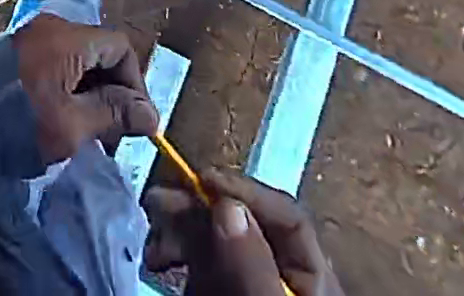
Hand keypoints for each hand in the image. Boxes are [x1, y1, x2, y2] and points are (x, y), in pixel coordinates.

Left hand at [12, 15, 158, 162]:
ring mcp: (31, 38)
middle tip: (114, 130)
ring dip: (92, 90)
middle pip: (99, 49)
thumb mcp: (71, 126)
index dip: (134, 83)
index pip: (120, 46)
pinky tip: (66, 119)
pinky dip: (70, 87)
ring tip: (91, 131)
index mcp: (68, 38)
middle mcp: (51, 27)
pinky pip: (57, 63)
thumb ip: (112, 114)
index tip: (135, 120)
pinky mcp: (15, 53)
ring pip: (78, 58)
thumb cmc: (15, 123)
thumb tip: (150, 116)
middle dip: (113, 88)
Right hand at [143, 168, 342, 295]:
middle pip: (243, 221)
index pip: (287, 216)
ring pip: (213, 237)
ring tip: (151, 232)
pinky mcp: (217, 289)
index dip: (247, 191)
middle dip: (199, 207)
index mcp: (312, 275)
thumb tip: (226, 203)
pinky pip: (196, 260)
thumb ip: (252, 265)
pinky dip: (174, 250)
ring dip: (179, 226)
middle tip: (159, 200)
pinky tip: (156, 254)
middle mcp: (279, 269)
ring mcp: (246, 279)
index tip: (204, 179)